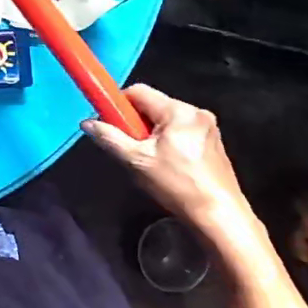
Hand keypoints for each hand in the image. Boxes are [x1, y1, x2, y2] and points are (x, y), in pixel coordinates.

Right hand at [82, 85, 267, 261]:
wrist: (219, 215)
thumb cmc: (177, 184)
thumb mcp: (136, 160)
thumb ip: (109, 137)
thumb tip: (87, 123)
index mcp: (179, 111)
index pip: (138, 91)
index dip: (117, 104)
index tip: (109, 124)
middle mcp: (196, 112)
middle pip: (152, 106)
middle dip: (134, 123)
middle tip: (128, 148)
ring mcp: (208, 128)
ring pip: (164, 121)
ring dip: (149, 135)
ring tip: (146, 161)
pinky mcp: (212, 143)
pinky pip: (179, 132)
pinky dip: (165, 142)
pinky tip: (165, 166)